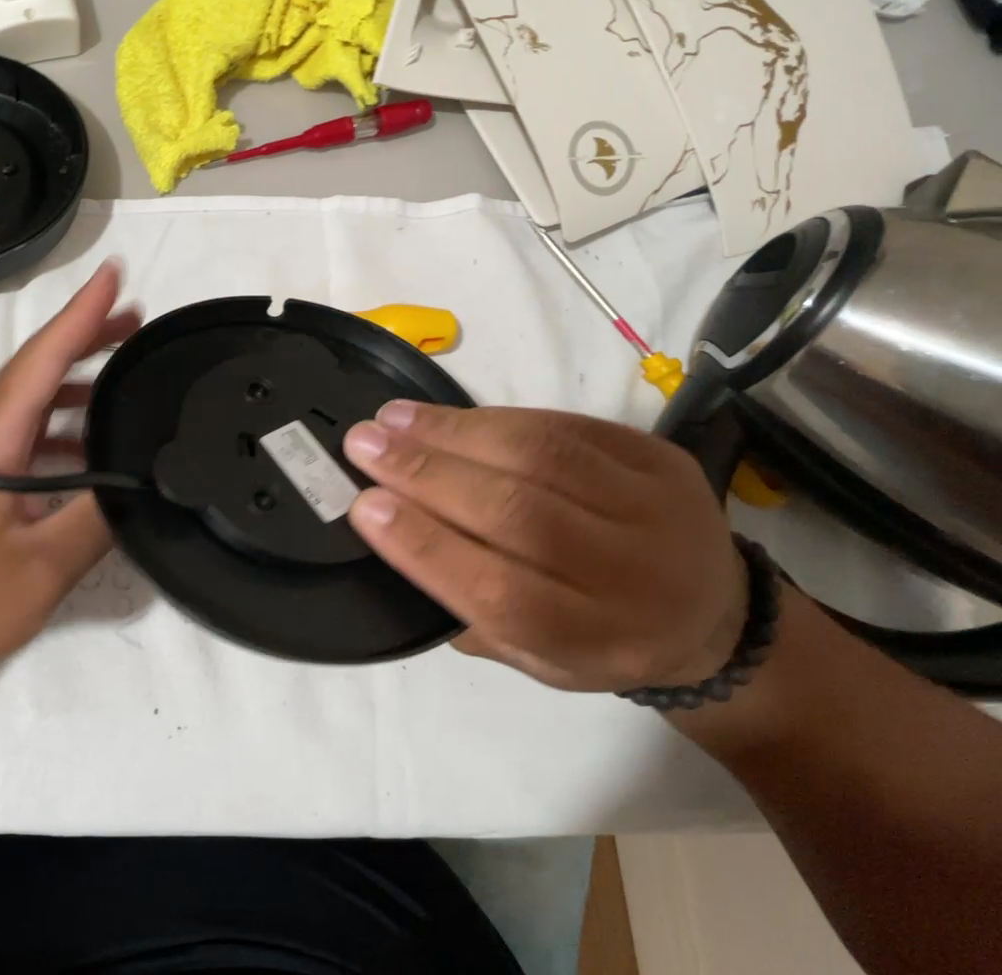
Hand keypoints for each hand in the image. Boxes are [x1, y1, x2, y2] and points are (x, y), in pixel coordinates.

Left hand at [0, 263, 141, 670]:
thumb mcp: (36, 571)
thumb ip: (92, 525)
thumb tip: (138, 489)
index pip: (40, 363)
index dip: (81, 316)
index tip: (115, 274)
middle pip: (33, 374)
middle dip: (83, 340)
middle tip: (136, 322)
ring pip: (26, 407)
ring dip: (72, 386)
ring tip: (121, 374)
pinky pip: (20, 441)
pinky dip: (57, 431)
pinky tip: (86, 448)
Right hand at [342, 402, 745, 691]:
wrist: (715, 618)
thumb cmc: (599, 643)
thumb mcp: (535, 661)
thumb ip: (468, 612)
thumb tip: (391, 535)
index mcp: (592, 638)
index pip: (499, 590)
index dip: (426, 546)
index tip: (364, 507)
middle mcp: (632, 574)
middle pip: (519, 513)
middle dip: (427, 474)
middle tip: (362, 445)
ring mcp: (656, 508)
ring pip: (543, 457)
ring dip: (454, 432)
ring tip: (393, 418)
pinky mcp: (659, 458)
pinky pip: (564, 426)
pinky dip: (493, 418)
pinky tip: (443, 416)